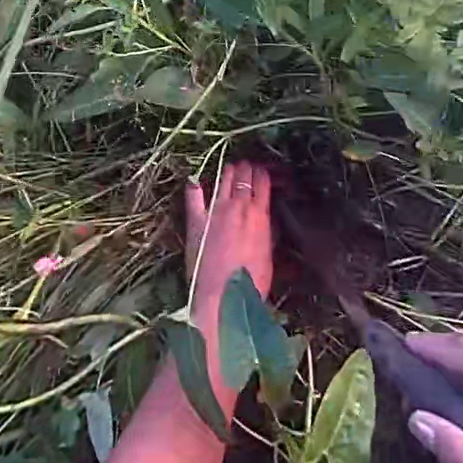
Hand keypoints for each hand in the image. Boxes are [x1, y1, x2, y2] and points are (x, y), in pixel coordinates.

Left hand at [183, 160, 273, 310]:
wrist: (223, 297)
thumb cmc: (251, 284)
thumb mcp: (268, 255)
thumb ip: (267, 233)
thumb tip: (265, 220)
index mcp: (259, 215)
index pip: (262, 183)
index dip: (262, 173)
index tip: (262, 170)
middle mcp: (238, 207)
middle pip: (244, 176)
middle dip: (246, 168)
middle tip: (247, 165)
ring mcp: (216, 210)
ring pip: (223, 179)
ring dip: (228, 171)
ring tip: (230, 167)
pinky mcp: (197, 219)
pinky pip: (194, 195)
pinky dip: (194, 185)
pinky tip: (194, 179)